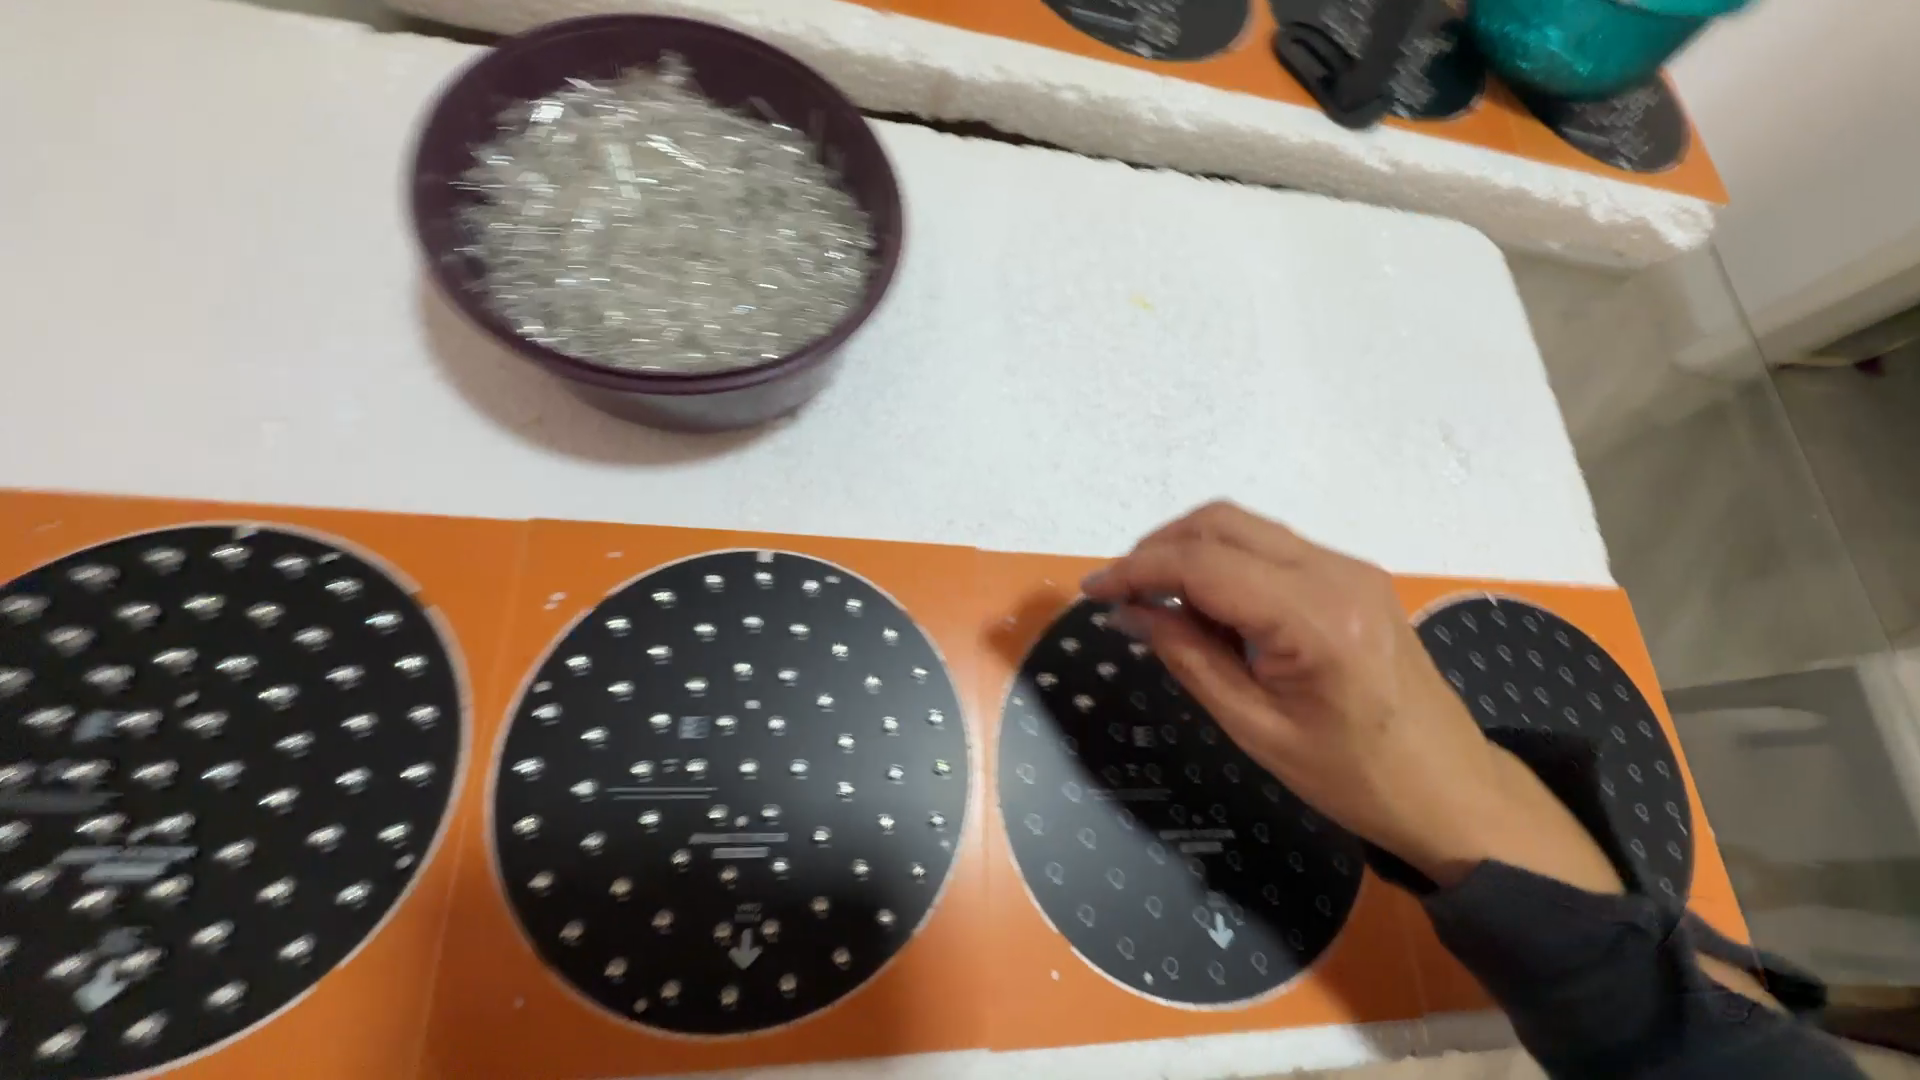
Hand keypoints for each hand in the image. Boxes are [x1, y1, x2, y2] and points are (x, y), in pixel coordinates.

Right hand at [1082, 502, 1619, 891]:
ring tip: (1152, 598)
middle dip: (1157, 548)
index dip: (1138, 570)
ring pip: (1244, 527)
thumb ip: (1187, 656)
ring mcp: (1348, 567)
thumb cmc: (1350, 776)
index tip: (1093, 592)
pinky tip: (1203, 603)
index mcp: (1314, 619)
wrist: (1450, 789)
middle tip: (1119, 593)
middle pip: (1221, 523)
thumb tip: (1128, 612)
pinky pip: (1269, 548)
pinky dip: (1222, 561)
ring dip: (1188, 550)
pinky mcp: (1351, 575)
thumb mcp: (1253, 727)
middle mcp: (1335, 572)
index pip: (1204, 565)